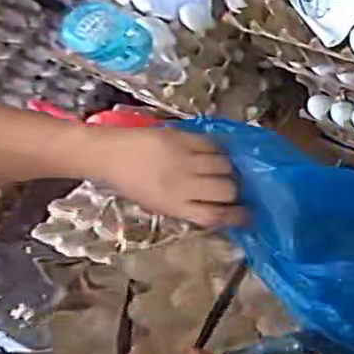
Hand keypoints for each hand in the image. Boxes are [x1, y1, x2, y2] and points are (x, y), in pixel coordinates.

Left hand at [82, 126, 245, 227]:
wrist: (103, 154)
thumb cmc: (132, 184)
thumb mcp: (160, 205)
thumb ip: (193, 208)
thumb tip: (228, 211)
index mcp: (173, 205)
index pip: (217, 215)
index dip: (239, 216)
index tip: (249, 214)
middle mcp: (180, 183)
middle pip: (227, 189)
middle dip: (236, 189)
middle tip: (235, 187)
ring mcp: (181, 159)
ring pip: (226, 165)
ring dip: (229, 168)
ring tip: (223, 168)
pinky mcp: (181, 138)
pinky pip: (215, 145)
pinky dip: (219, 150)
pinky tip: (213, 153)